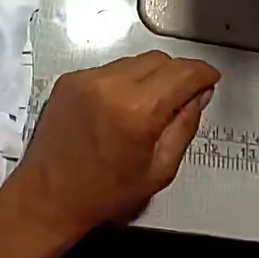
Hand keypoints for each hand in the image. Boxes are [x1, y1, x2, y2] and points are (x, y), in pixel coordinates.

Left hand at [0, 51, 219, 242]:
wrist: (47, 197)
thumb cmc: (104, 194)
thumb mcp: (159, 169)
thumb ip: (185, 126)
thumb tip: (200, 94)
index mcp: (137, 110)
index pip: (183, 72)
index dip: (203, 73)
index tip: (210, 80)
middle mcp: (110, 85)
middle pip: (160, 59)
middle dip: (178, 73)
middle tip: (183, 96)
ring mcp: (86, 79)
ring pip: (135, 61)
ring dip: (151, 75)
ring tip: (150, 104)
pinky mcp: (70, 79)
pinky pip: (110, 68)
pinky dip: (124, 80)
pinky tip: (121, 104)